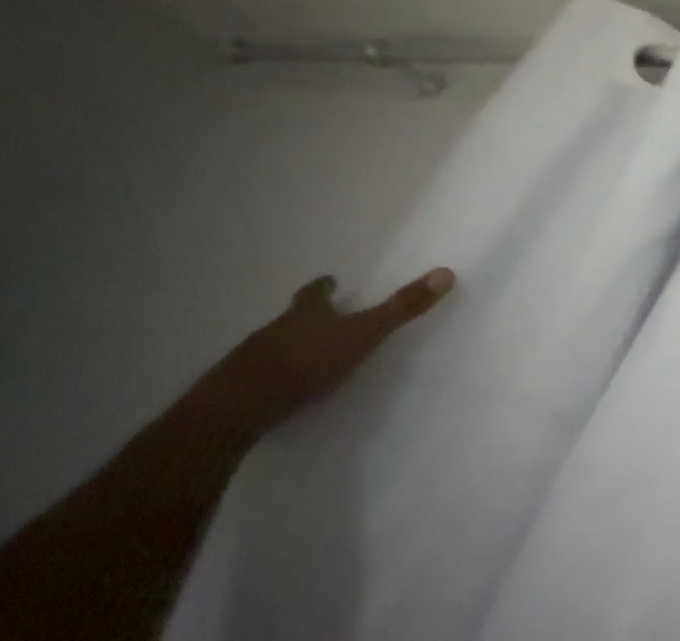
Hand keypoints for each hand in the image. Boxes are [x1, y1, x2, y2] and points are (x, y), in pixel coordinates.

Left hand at [200, 268, 454, 434]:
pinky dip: (270, 374)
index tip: (329, 282)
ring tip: (304, 354)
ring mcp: (249, 358)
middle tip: (321, 317)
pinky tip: (279, 387)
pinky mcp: (233, 388)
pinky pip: (256, 374)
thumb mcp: (364, 334)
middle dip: (306, 316)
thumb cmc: (306, 364)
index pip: (315, 294)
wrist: (236, 408)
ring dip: (288, 345)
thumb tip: (446, 272)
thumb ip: (402, 308)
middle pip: (292, 317)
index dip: (323, 288)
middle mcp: (275, 328)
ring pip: (273, 344)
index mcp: (306, 313)